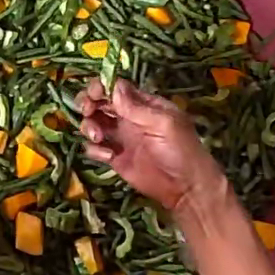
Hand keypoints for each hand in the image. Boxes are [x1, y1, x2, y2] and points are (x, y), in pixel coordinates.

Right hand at [76, 78, 229, 213]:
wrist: (185, 188)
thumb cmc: (182, 150)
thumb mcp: (164, 124)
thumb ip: (137, 108)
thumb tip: (114, 86)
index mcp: (143, 105)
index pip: (117, 88)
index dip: (102, 87)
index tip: (95, 94)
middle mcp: (128, 117)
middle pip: (100, 102)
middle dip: (88, 103)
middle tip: (88, 111)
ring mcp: (120, 137)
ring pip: (93, 123)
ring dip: (89, 126)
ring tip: (98, 137)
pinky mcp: (114, 157)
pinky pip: (94, 148)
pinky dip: (94, 149)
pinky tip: (108, 156)